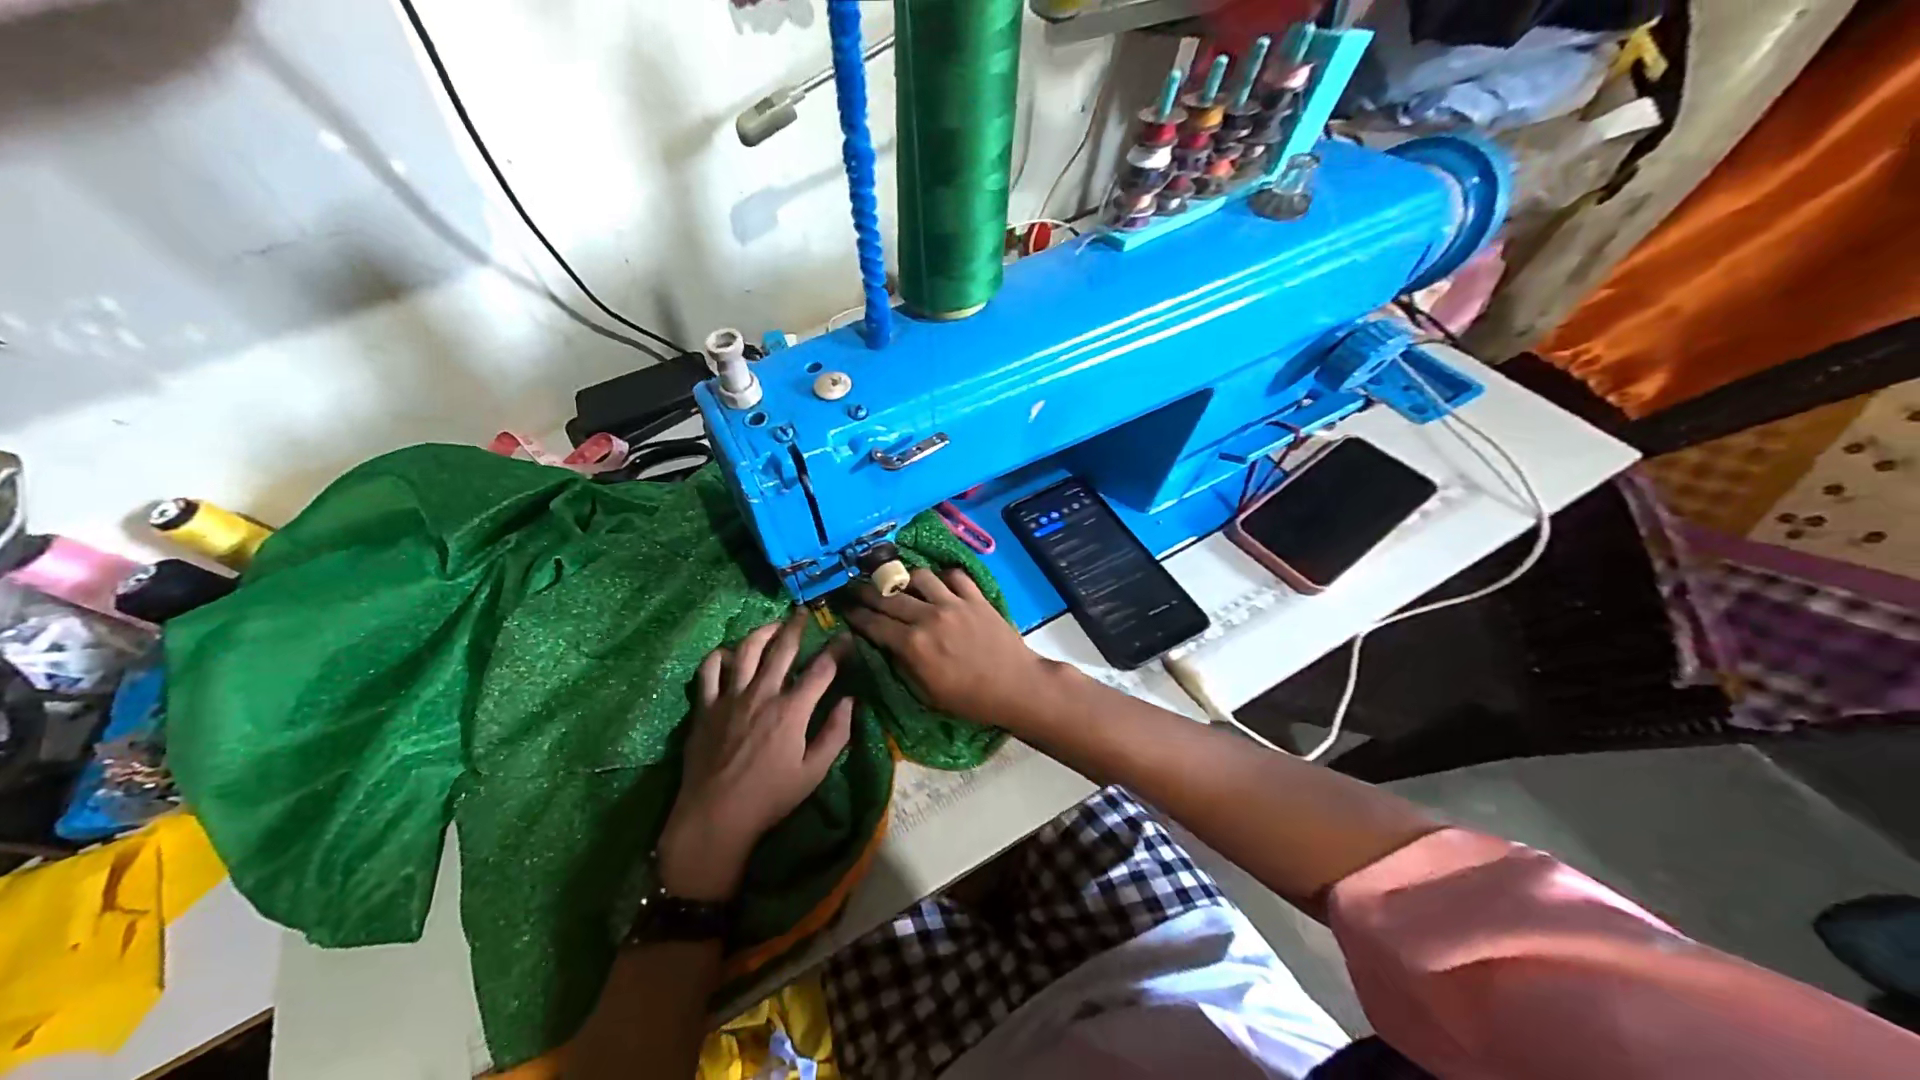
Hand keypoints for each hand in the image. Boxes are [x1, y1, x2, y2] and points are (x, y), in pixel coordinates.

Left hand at [658, 612, 853, 901]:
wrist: (715, 816)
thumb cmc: (770, 798)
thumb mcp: (813, 772)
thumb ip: (835, 733)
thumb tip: (851, 701)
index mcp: (792, 710)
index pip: (821, 669)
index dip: (837, 649)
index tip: (846, 637)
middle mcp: (762, 694)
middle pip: (783, 648)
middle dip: (798, 627)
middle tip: (805, 612)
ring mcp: (730, 697)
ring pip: (747, 650)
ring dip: (762, 632)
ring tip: (773, 625)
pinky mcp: (706, 707)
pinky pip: (710, 670)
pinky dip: (720, 656)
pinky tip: (728, 653)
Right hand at [843, 567, 1066, 731]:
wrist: (1015, 686)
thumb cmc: (969, 699)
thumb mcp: (927, 693)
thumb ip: (903, 666)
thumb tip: (886, 646)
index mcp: (913, 645)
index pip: (875, 624)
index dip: (856, 616)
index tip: (845, 609)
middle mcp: (929, 617)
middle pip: (889, 597)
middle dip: (867, 591)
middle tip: (855, 588)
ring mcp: (953, 603)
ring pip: (919, 577)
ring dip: (904, 578)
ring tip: (898, 580)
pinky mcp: (976, 597)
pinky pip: (954, 575)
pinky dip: (943, 576)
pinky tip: (939, 581)